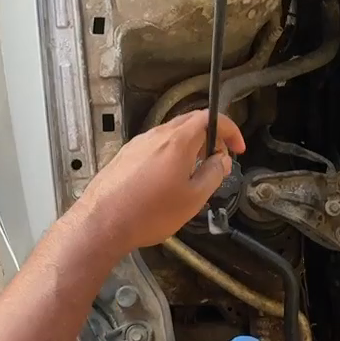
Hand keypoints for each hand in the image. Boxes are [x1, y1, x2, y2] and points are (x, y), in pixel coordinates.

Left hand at [69, 110, 244, 256]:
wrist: (102, 223)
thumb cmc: (150, 213)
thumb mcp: (193, 199)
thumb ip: (213, 174)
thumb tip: (222, 160)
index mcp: (178, 141)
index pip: (210, 118)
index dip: (230, 129)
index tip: (237, 147)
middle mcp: (157, 135)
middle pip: (190, 122)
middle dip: (210, 136)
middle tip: (219, 158)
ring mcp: (138, 144)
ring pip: (171, 134)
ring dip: (190, 145)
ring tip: (196, 171)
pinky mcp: (125, 155)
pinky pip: (155, 145)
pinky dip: (171, 152)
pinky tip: (169, 178)